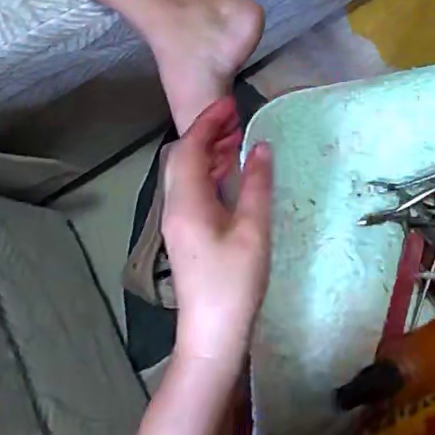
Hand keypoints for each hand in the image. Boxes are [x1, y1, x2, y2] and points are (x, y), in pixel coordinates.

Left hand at [160, 96, 273, 363]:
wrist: (212, 333)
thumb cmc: (235, 282)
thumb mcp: (254, 230)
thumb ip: (256, 184)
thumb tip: (260, 147)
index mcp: (186, 202)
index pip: (189, 148)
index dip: (207, 122)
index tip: (230, 102)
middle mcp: (174, 207)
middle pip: (181, 157)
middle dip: (205, 132)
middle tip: (236, 117)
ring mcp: (177, 222)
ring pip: (185, 174)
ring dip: (207, 151)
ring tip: (237, 138)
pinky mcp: (185, 234)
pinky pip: (192, 190)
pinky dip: (208, 172)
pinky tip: (230, 173)